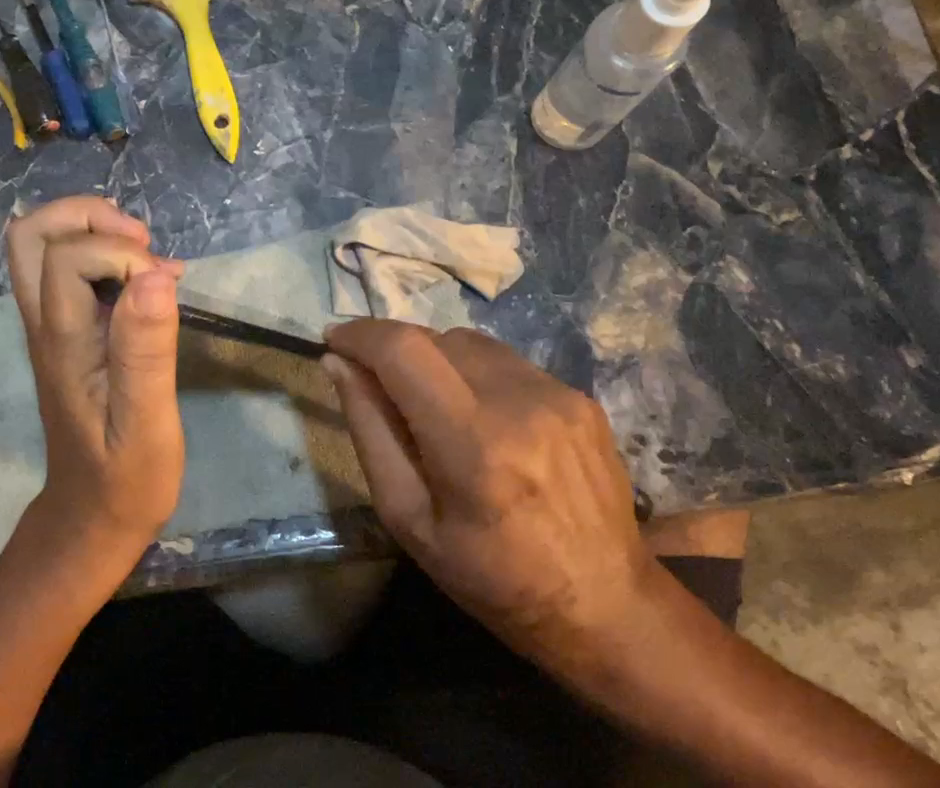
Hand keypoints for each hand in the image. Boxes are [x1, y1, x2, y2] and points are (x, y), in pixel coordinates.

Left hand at [6, 197, 185, 561]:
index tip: (161, 286)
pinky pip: (66, 269)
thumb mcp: (147, 424)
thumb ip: (146, 353)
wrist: (92, 515)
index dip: (119, 252)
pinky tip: (150, 283)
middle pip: (30, 234)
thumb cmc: (126, 478)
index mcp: (62, 340)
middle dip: (88, 217)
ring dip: (95, 231)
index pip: (67, 255)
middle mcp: (44, 323)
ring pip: (41, 245)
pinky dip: (104, 255)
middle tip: (142, 246)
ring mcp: (50, 326)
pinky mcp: (64, 333)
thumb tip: (153, 274)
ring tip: (148, 260)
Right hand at [322, 321, 658, 669]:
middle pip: (435, 338)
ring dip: (433, 358)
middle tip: (373, 381)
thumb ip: (370, 432)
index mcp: (473, 444)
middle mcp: (520, 403)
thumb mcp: (407, 518)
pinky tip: (477, 417)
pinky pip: (506, 362)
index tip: (333, 341)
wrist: (606, 604)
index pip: (404, 350)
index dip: (360, 335)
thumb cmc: (490, 576)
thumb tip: (338, 365)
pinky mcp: (581, 397)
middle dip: (392, 348)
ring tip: (426, 402)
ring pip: (470, 343)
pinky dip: (473, 374)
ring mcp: (558, 395)